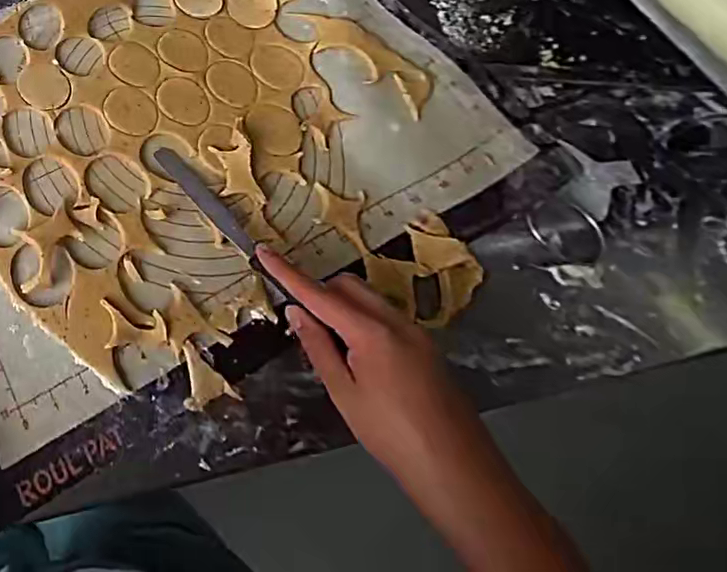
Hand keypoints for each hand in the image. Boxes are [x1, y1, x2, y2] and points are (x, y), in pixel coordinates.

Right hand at [257, 246, 584, 571]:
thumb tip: (297, 312)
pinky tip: (360, 358)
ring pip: (368, 299)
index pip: (319, 293)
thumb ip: (318, 347)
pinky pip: (386, 317)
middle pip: (347, 285)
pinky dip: (364, 322)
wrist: (461, 474)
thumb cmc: (394, 438)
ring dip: (343, 307)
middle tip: (303, 321)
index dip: (287, 272)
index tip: (265, 252)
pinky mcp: (427, 347)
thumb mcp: (344, 394)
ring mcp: (416, 333)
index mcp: (371, 332)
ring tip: (332, 347)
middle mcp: (396, 322)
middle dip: (320, 291)